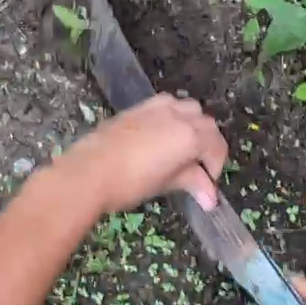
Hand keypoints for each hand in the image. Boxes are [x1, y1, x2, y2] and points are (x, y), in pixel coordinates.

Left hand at [55, 93, 228, 215]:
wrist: (88, 172)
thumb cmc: (131, 182)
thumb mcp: (166, 183)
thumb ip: (193, 183)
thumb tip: (211, 198)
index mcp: (191, 135)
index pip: (217, 146)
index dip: (216, 166)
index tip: (208, 184)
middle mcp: (179, 114)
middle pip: (206, 124)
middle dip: (208, 145)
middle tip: (199, 168)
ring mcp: (157, 107)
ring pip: (189, 109)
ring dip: (193, 126)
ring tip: (183, 149)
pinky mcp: (139, 107)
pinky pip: (168, 106)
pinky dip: (174, 118)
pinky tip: (162, 137)